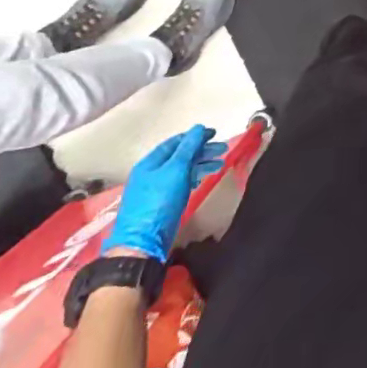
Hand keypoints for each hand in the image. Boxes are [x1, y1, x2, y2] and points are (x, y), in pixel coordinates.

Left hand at [101, 124, 225, 260]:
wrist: (143, 239)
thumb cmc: (160, 200)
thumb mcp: (176, 170)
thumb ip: (188, 148)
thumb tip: (198, 128)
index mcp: (151, 162)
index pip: (175, 142)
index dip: (195, 136)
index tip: (215, 133)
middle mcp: (152, 172)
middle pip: (180, 155)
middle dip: (202, 150)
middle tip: (222, 149)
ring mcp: (157, 187)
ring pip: (182, 168)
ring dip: (201, 163)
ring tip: (220, 163)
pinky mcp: (163, 200)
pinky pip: (181, 181)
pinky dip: (195, 175)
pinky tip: (205, 177)